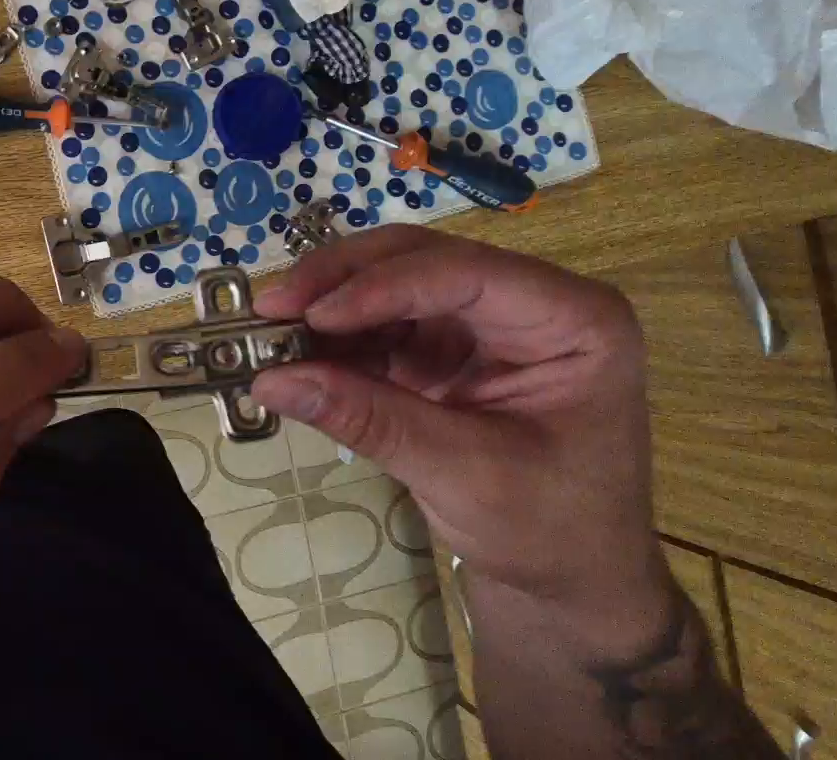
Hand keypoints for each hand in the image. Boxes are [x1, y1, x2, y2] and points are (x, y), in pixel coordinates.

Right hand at [250, 227, 665, 648]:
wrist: (565, 577)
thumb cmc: (549, 528)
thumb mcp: (463, 475)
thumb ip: (369, 420)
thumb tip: (269, 381)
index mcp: (568, 320)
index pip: (464, 274)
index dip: (380, 286)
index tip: (310, 316)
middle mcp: (521, 303)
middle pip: (416, 259)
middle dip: (339, 279)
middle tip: (271, 306)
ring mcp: (475, 322)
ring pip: (384, 281)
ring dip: (324, 304)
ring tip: (267, 332)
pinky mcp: (437, 346)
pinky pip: (372, 323)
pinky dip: (329, 337)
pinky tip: (292, 353)